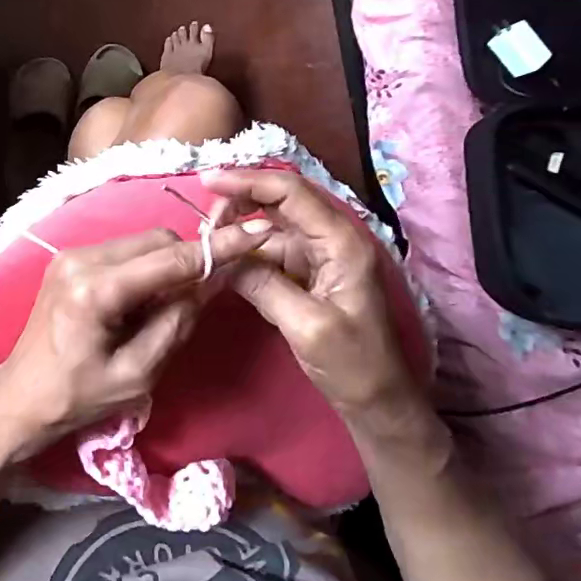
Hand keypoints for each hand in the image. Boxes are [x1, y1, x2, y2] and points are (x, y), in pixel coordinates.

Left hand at [0, 221, 272, 469]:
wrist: (18, 399)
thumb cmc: (76, 398)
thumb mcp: (137, 374)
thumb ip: (177, 322)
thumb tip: (211, 281)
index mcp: (95, 289)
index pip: (171, 259)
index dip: (219, 247)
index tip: (258, 232)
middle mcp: (81, 258)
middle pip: (158, 240)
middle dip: (188, 262)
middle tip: (194, 303)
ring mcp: (72, 254)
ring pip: (143, 243)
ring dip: (166, 267)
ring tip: (158, 312)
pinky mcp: (70, 259)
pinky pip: (125, 252)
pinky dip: (145, 270)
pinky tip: (138, 304)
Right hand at [200, 168, 422, 416]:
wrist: (376, 400)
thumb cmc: (353, 363)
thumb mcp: (307, 326)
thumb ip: (264, 285)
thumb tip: (223, 258)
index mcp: (341, 243)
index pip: (291, 193)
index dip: (248, 181)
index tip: (207, 180)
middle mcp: (331, 241)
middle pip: (280, 202)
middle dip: (239, 202)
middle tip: (203, 221)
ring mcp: (318, 258)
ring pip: (271, 229)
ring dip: (239, 232)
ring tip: (206, 244)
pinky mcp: (307, 277)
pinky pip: (270, 254)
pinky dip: (246, 254)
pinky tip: (223, 263)